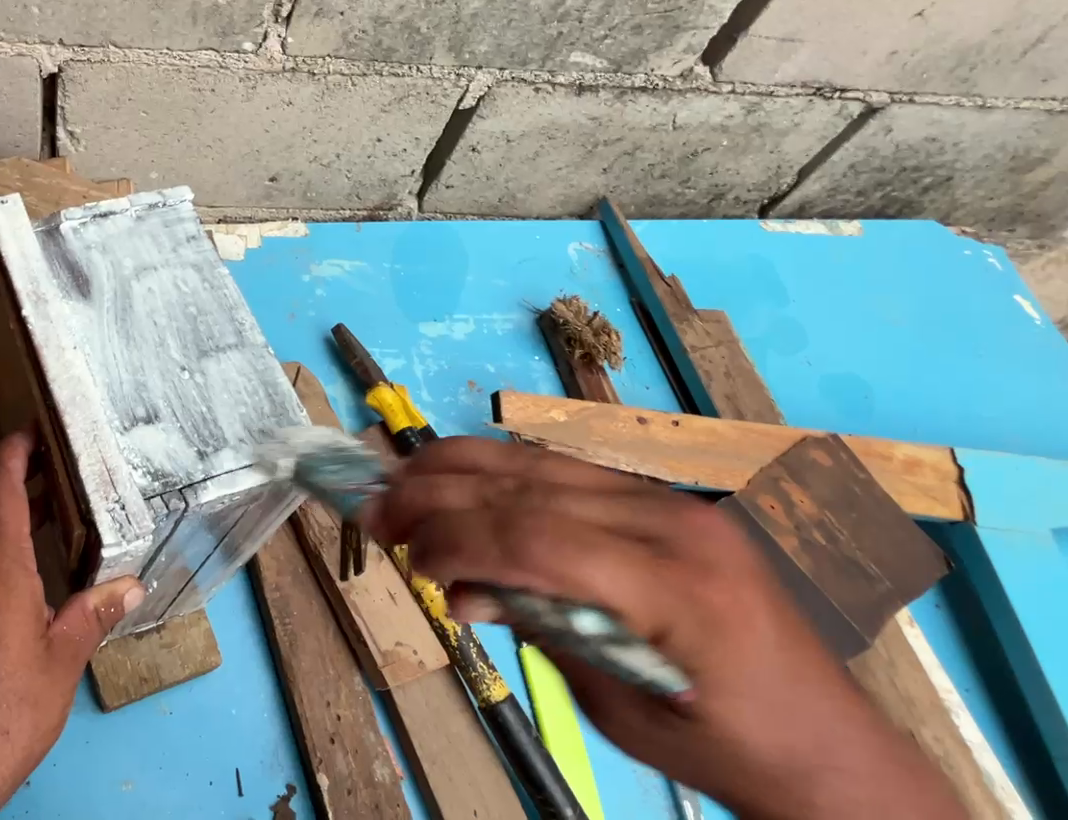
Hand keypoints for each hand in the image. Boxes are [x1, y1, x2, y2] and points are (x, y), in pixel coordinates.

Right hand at [364, 436, 966, 819]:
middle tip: (375, 509)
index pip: (535, 535)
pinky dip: (496, 472)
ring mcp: (669, 500)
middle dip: (437, 492)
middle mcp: (672, 522)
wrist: (830, 743)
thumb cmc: (723, 745)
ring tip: (399, 485)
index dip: (456, 537)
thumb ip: (536, 629)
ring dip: (456, 469)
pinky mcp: (660, 497)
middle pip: (525, 484)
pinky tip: (458, 482)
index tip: (406, 557)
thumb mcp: (616, 706)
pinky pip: (559, 467)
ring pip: (536, 461)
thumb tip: (459, 587)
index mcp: (674, 587)